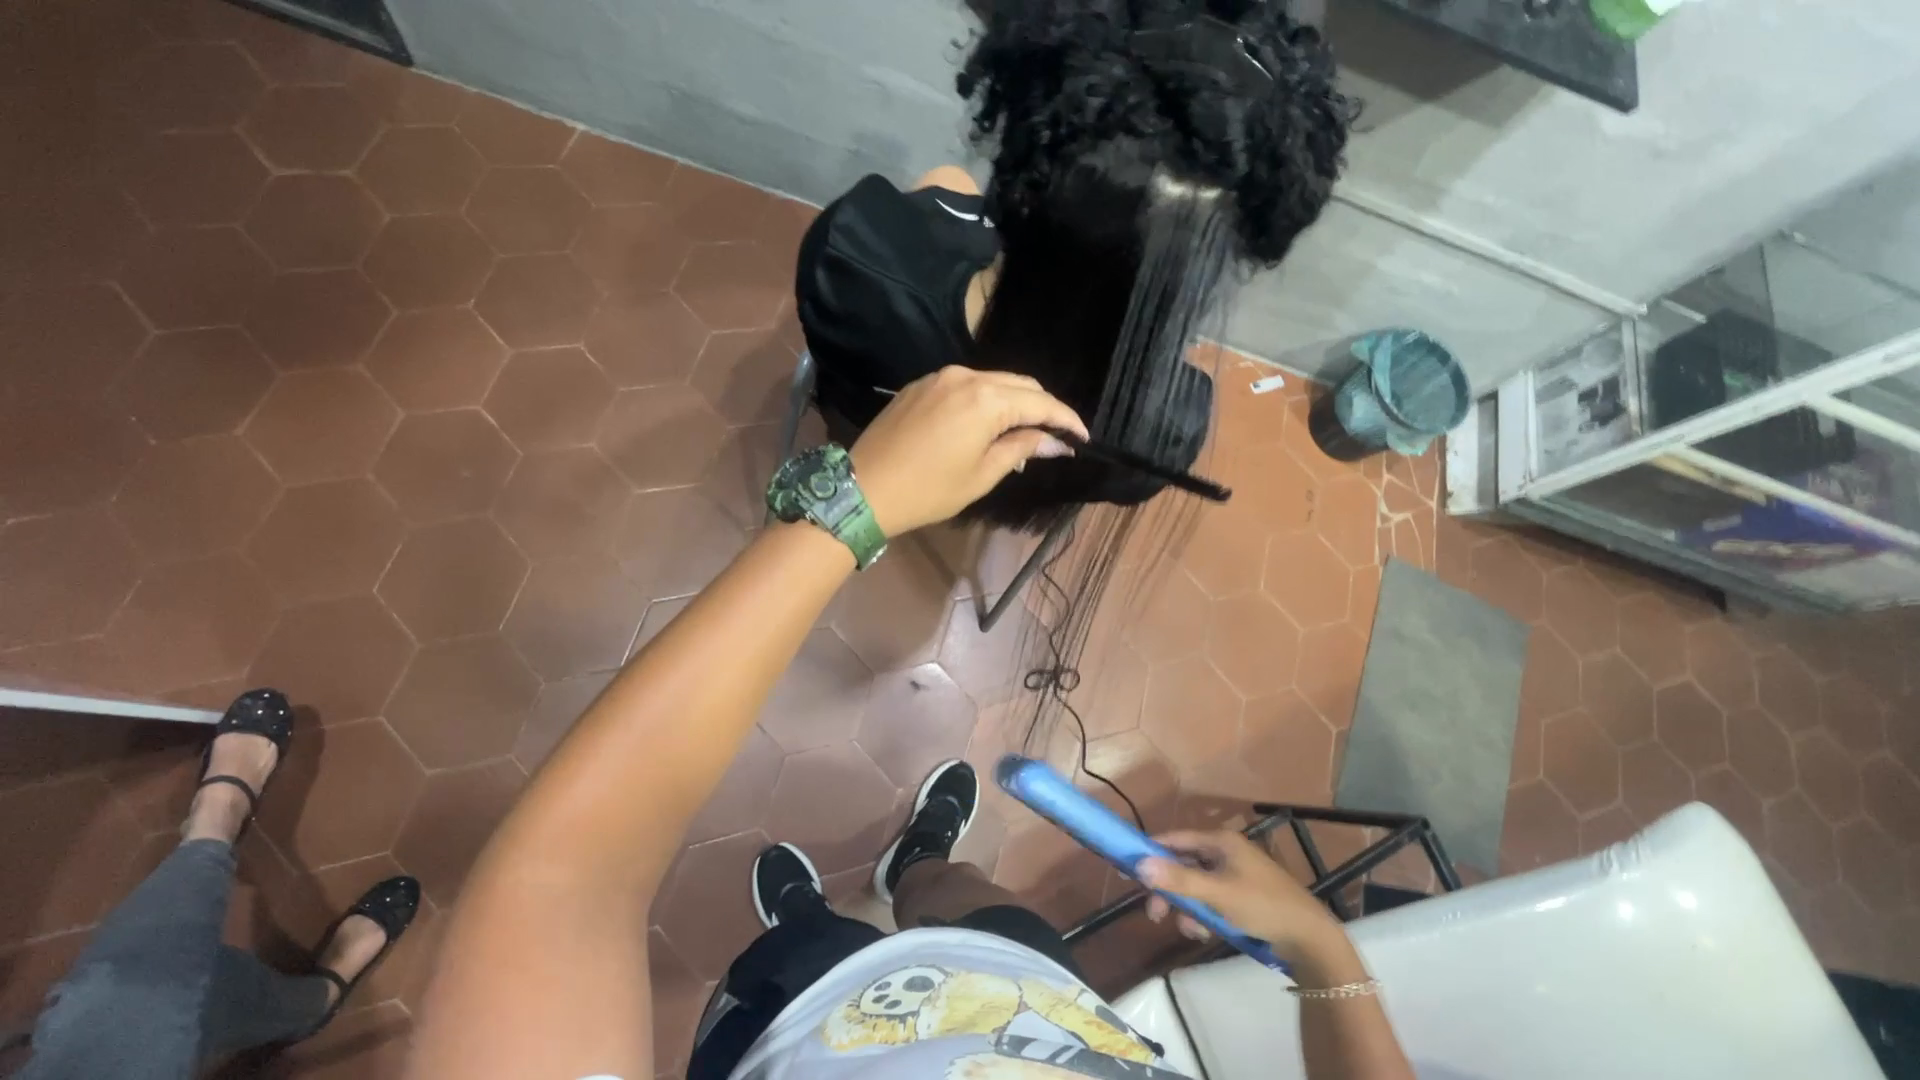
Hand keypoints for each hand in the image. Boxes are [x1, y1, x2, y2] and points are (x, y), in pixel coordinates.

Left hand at [849, 366, 1087, 535]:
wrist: (864, 489)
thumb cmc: (928, 490)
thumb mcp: (982, 475)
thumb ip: (1021, 448)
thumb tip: (1052, 441)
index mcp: (986, 399)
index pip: (1040, 402)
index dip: (1066, 420)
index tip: (1081, 438)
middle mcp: (965, 376)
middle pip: (1019, 384)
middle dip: (1042, 407)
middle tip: (1055, 436)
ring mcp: (939, 377)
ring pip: (992, 381)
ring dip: (1013, 402)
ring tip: (1022, 432)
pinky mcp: (920, 385)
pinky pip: (965, 385)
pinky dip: (984, 400)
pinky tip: (985, 424)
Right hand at [1137, 830, 1348, 964]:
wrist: (1309, 938)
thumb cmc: (1263, 906)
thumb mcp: (1218, 894)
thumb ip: (1179, 879)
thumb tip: (1139, 864)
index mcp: (1220, 842)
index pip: (1174, 839)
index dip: (1149, 852)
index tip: (1127, 870)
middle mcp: (1224, 853)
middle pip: (1181, 865)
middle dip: (1168, 890)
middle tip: (1155, 915)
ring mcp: (1232, 875)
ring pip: (1193, 886)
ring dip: (1185, 907)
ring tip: (1190, 930)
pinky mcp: (1239, 897)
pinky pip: (1208, 901)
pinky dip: (1202, 915)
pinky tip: (1204, 932)